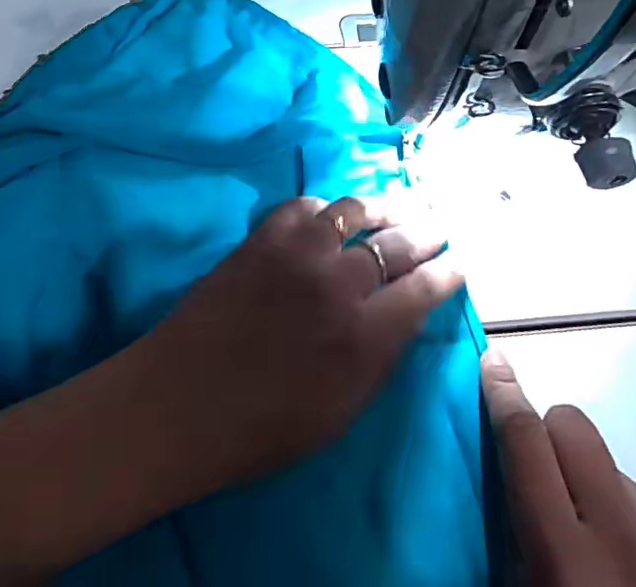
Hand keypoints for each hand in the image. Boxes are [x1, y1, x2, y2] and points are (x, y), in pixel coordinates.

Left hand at [137, 195, 464, 488]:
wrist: (177, 404)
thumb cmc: (261, 429)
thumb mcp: (341, 412)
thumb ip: (380, 359)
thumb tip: (406, 317)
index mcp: (364, 336)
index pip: (424, 289)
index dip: (447, 272)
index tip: (458, 263)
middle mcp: (339, 284)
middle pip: (397, 244)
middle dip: (425, 234)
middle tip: (437, 229)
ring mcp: (299, 253)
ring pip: (355, 211)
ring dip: (384, 207)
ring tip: (397, 205)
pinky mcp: (263, 238)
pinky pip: (305, 206)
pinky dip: (326, 207)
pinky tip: (333, 212)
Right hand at [481, 350, 635, 586]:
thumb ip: (508, 556)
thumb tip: (496, 500)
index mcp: (566, 560)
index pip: (527, 443)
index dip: (504, 396)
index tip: (492, 363)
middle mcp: (626, 537)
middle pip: (576, 429)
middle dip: (549, 436)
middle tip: (539, 480)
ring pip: (620, 478)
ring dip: (598, 498)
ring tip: (599, 562)